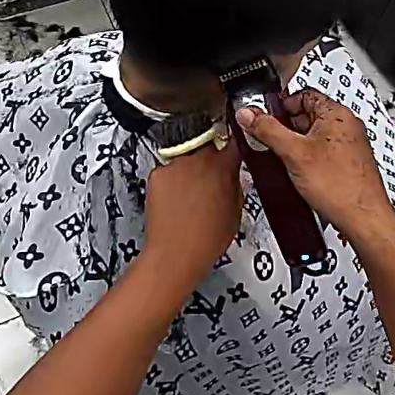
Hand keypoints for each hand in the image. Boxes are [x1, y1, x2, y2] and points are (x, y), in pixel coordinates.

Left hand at [141, 136, 240, 288]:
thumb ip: (236, 185)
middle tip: (208, 181)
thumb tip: (233, 176)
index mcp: (224, 167)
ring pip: (185, 159)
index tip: (233, 146)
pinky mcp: (157, 174)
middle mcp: (200, 160)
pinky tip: (175, 201)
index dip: (234, 144)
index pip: (234, 142)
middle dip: (209, 161)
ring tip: (189, 197)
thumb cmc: (207, 238)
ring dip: (188, 172)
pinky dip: (170, 182)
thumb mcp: (236, 211)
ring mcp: (177, 165)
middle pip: (207, 148)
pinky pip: (167, 171)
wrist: (176, 252)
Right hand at [235, 89, 394, 245]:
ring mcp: (349, 144)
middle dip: (285, 126)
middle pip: (306, 114)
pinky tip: (298, 172)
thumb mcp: (293, 153)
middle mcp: (346, 125)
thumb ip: (268, 130)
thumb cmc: (341, 186)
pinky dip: (306, 157)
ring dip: (295, 144)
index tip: (264, 116)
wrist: (362, 217)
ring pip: (313, 135)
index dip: (280, 104)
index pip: (303, 94)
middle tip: (269, 139)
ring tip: (284, 158)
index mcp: (337, 113)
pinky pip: (321, 151)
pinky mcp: (347, 162)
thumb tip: (249, 115)